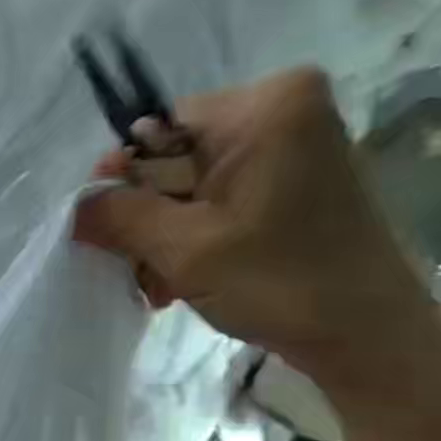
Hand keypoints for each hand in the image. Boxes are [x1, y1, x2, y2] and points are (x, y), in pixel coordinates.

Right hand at [75, 68, 440, 390]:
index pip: (162, 129)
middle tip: (135, 271)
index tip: (103, 232)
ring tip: (159, 287)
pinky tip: (181, 282)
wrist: (365, 333)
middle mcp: (283, 111)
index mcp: (263, 106)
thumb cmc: (278, 283)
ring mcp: (295, 149)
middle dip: (149, 219)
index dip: (124, 180)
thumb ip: (123, 219)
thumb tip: (75, 206)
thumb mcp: (186, 252)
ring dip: (168, 239)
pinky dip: (197, 241)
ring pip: (197, 188)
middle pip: (179, 159)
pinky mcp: (297, 186)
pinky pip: (225, 204)